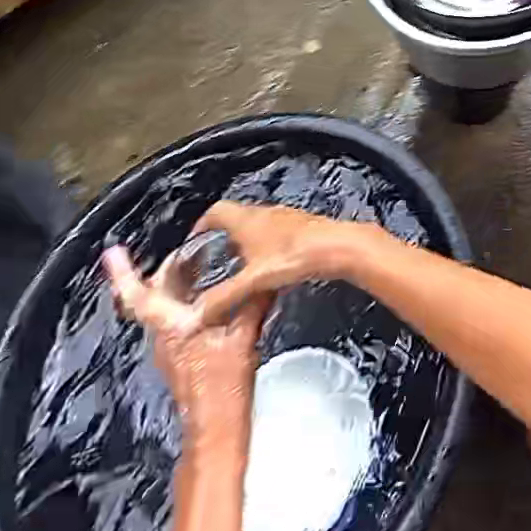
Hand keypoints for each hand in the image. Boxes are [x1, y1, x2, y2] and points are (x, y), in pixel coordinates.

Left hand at [103, 242, 272, 441]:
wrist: (216, 429)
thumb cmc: (223, 388)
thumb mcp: (244, 337)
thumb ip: (254, 303)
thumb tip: (269, 278)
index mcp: (174, 327)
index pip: (139, 296)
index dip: (123, 273)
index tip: (113, 251)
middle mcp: (166, 337)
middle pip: (154, 297)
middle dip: (166, 270)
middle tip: (187, 249)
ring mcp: (173, 349)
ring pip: (167, 309)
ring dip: (180, 286)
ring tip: (202, 265)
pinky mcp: (185, 358)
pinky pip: (182, 321)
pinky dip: (193, 302)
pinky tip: (216, 298)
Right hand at [189, 202, 383, 325]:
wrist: (340, 246)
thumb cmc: (294, 256)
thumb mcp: (254, 281)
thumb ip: (222, 299)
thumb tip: (191, 319)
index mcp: (247, 219)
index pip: (215, 211)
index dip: (201, 225)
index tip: (194, 243)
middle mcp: (265, 212)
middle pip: (237, 217)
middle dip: (224, 236)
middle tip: (216, 259)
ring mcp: (287, 216)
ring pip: (260, 224)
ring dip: (249, 241)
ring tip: (242, 266)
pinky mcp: (305, 225)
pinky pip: (279, 231)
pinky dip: (270, 245)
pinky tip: (274, 265)